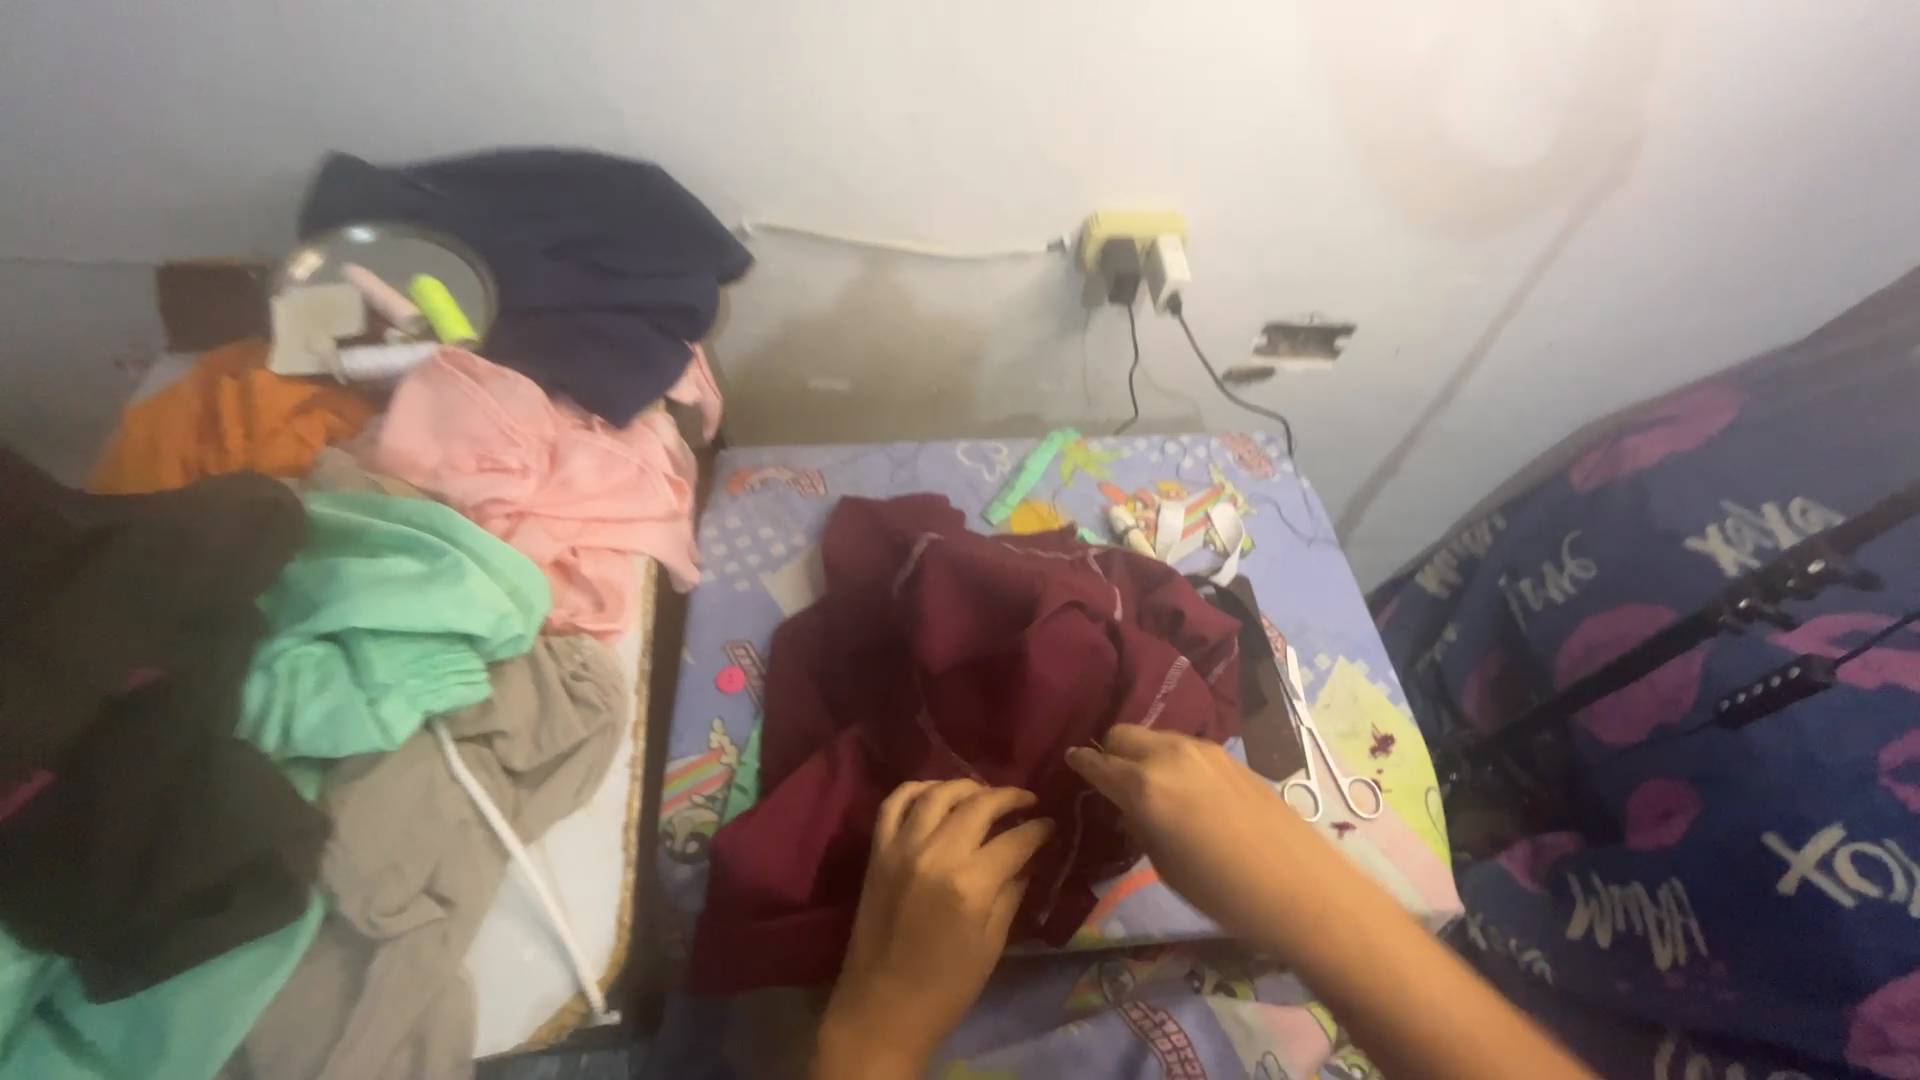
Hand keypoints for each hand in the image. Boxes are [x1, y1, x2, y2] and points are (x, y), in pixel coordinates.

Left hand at [813, 780, 1053, 1078]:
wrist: (881, 1009)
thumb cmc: (945, 987)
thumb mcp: (991, 944)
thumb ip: (1011, 892)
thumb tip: (1030, 858)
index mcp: (970, 884)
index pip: (1015, 839)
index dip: (1039, 828)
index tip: (1051, 824)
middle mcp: (936, 854)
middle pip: (980, 804)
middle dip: (1010, 797)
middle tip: (1027, 802)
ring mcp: (901, 847)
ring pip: (939, 792)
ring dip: (967, 786)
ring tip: (986, 795)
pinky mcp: (877, 850)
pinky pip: (894, 802)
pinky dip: (917, 789)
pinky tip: (936, 792)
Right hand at [1065, 724, 1325, 946]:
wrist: (1301, 887)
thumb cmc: (1222, 891)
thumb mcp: (1163, 864)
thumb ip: (1139, 823)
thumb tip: (1130, 807)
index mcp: (1143, 786)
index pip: (1097, 762)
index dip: (1080, 763)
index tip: (1072, 763)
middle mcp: (1167, 755)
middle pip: (1122, 734)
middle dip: (1110, 752)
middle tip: (1111, 778)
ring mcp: (1201, 750)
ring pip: (1154, 736)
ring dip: (1141, 753)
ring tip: (1149, 784)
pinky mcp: (1227, 755)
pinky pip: (1182, 746)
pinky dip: (1169, 758)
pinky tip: (1183, 788)